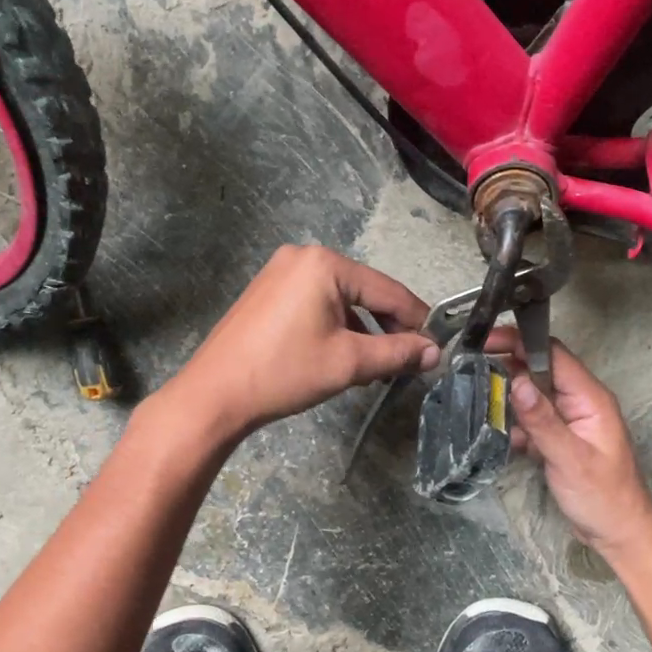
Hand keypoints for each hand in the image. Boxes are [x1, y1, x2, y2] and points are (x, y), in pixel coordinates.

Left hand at [160, 245, 440, 439]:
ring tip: (373, 369)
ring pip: (340, 301)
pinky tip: (340, 359)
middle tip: (405, 363)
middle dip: (387, 329)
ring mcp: (280, 273)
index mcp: (325, 264)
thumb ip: (397, 353)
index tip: (436, 348)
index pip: (388, 291)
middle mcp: (302, 257)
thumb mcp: (349, 364)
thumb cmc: (285, 373)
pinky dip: (335, 328)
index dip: (416, 321)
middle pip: (364, 293)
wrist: (215, 394)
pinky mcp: (267, 293)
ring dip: (362, 332)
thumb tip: (435, 352)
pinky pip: (315, 305)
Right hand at [486, 328, 651, 554]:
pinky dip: (515, 424)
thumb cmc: (602, 496)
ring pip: (534, 395)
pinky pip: (534, 420)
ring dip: (508, 397)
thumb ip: (542, 419)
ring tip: (477, 399)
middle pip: (540, 370)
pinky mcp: (560, 439)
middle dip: (507, 367)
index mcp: (590, 398)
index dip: (519, 343)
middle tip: (470, 368)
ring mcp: (570, 420)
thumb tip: (517, 381)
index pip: (553, 355)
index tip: (486, 342)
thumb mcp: (569, 458)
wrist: (619, 533)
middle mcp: (580, 402)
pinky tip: (498, 434)